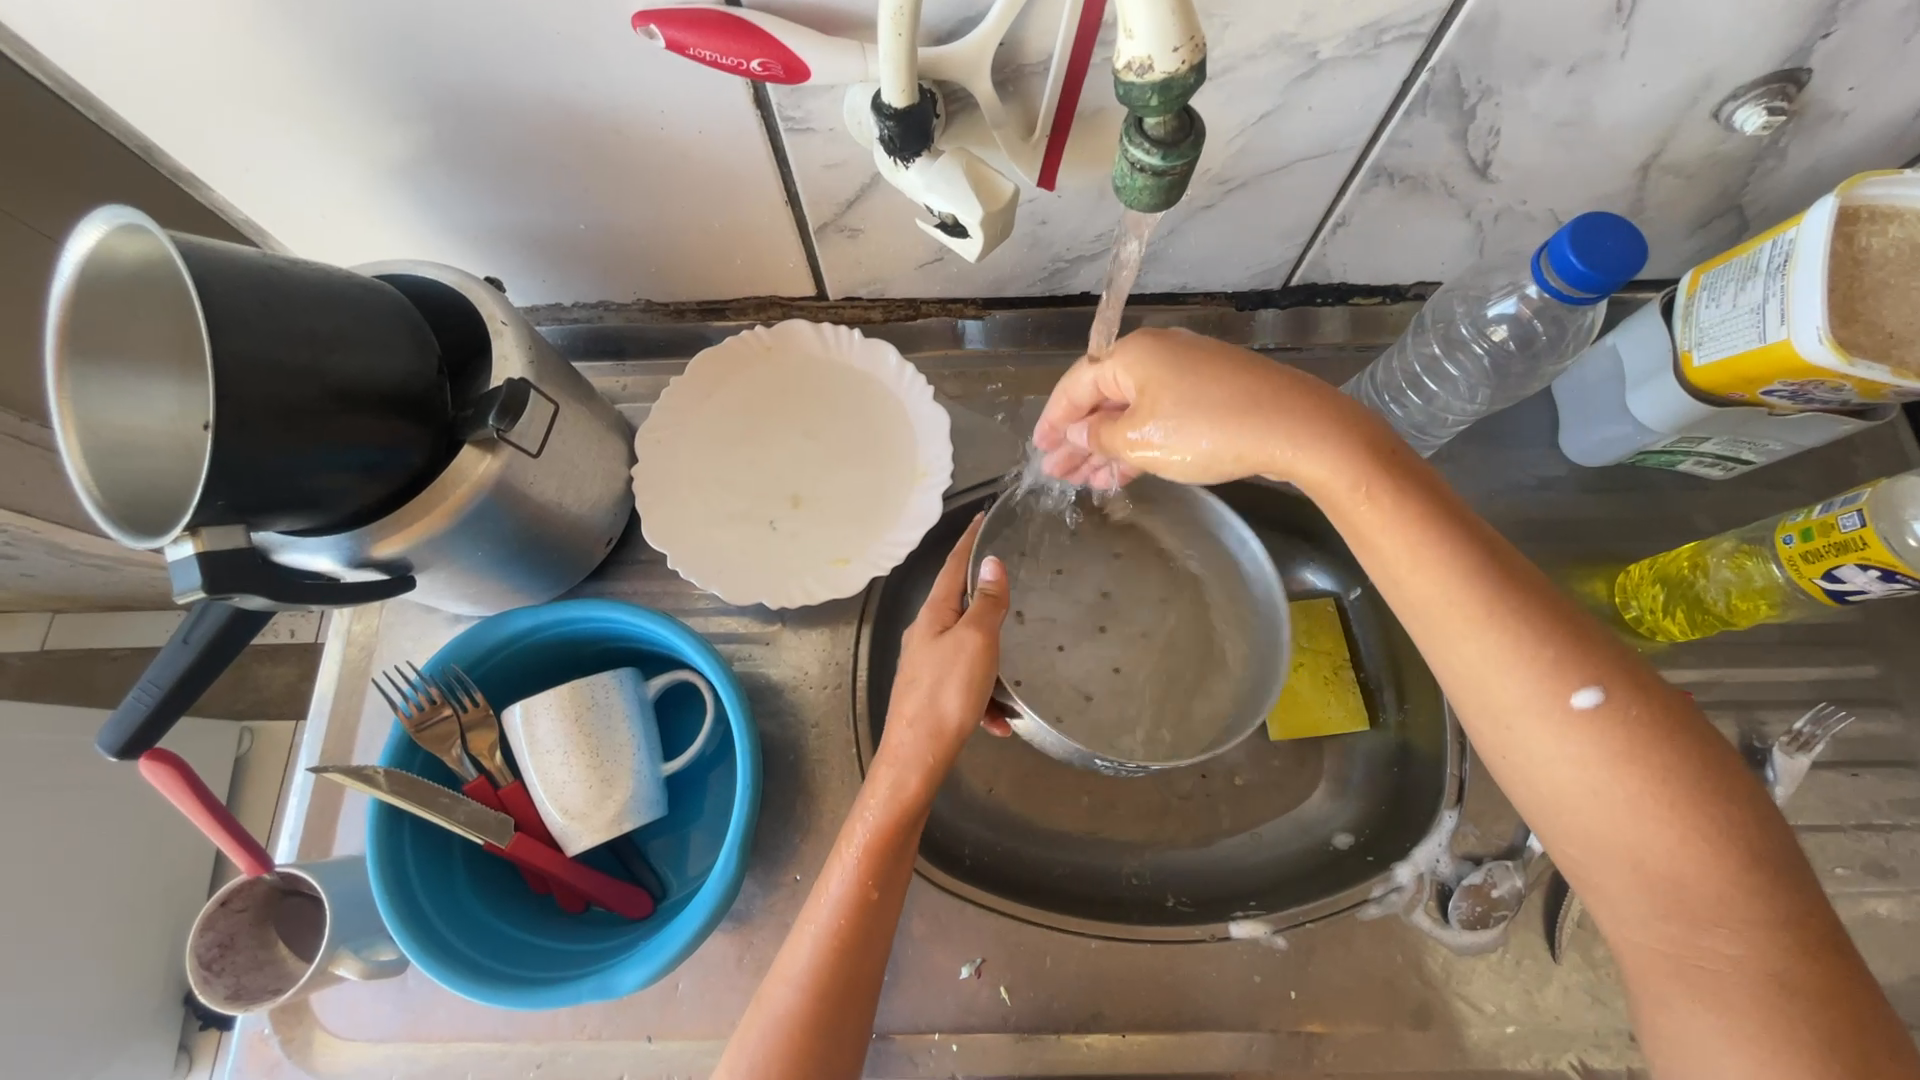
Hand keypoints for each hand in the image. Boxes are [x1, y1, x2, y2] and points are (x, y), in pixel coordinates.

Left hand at [882, 515, 1013, 775]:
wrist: (917, 756)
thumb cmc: (946, 693)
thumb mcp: (976, 641)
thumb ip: (986, 603)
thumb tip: (991, 562)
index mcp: (933, 614)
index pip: (953, 565)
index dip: (969, 541)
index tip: (982, 518)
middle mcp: (925, 634)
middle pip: (960, 606)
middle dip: (987, 600)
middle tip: (1013, 591)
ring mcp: (926, 665)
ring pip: (969, 650)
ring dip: (994, 663)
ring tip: (1015, 681)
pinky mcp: (932, 694)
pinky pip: (967, 686)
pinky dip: (986, 699)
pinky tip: (1000, 721)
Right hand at [1033, 327, 1392, 490]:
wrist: (1295, 427)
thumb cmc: (1206, 430)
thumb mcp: (1140, 440)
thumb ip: (1100, 437)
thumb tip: (1080, 431)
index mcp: (1130, 355)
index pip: (1075, 386)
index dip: (1053, 420)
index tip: (1038, 448)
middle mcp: (1155, 355)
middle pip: (1102, 399)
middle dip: (1079, 439)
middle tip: (1057, 472)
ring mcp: (1185, 373)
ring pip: (1131, 411)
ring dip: (1107, 447)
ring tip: (1086, 481)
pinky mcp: (1209, 393)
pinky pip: (1159, 416)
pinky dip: (1138, 443)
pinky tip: (1123, 473)